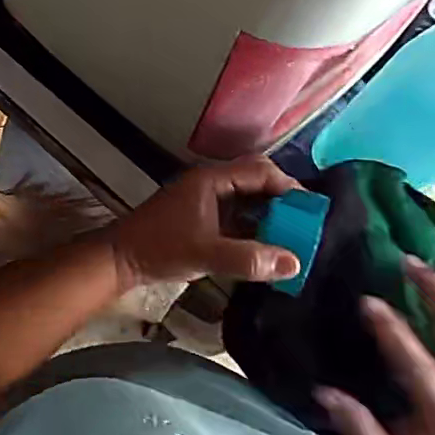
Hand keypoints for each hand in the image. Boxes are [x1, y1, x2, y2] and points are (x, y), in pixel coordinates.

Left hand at [101, 156, 301, 289]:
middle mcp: (211, 184)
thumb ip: (249, 259)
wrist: (121, 259)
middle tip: (309, 223)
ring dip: (271, 215)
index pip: (260, 171)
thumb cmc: (159, 248)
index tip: (313, 209)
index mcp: (211, 180)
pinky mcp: (203, 219)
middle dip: (283, 200)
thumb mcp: (206, 255)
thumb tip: (293, 262)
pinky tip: (271, 248)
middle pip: (256, 181)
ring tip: (297, 237)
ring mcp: (206, 201)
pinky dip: (256, 228)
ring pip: (248, 200)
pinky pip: (238, 217)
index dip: (289, 187)